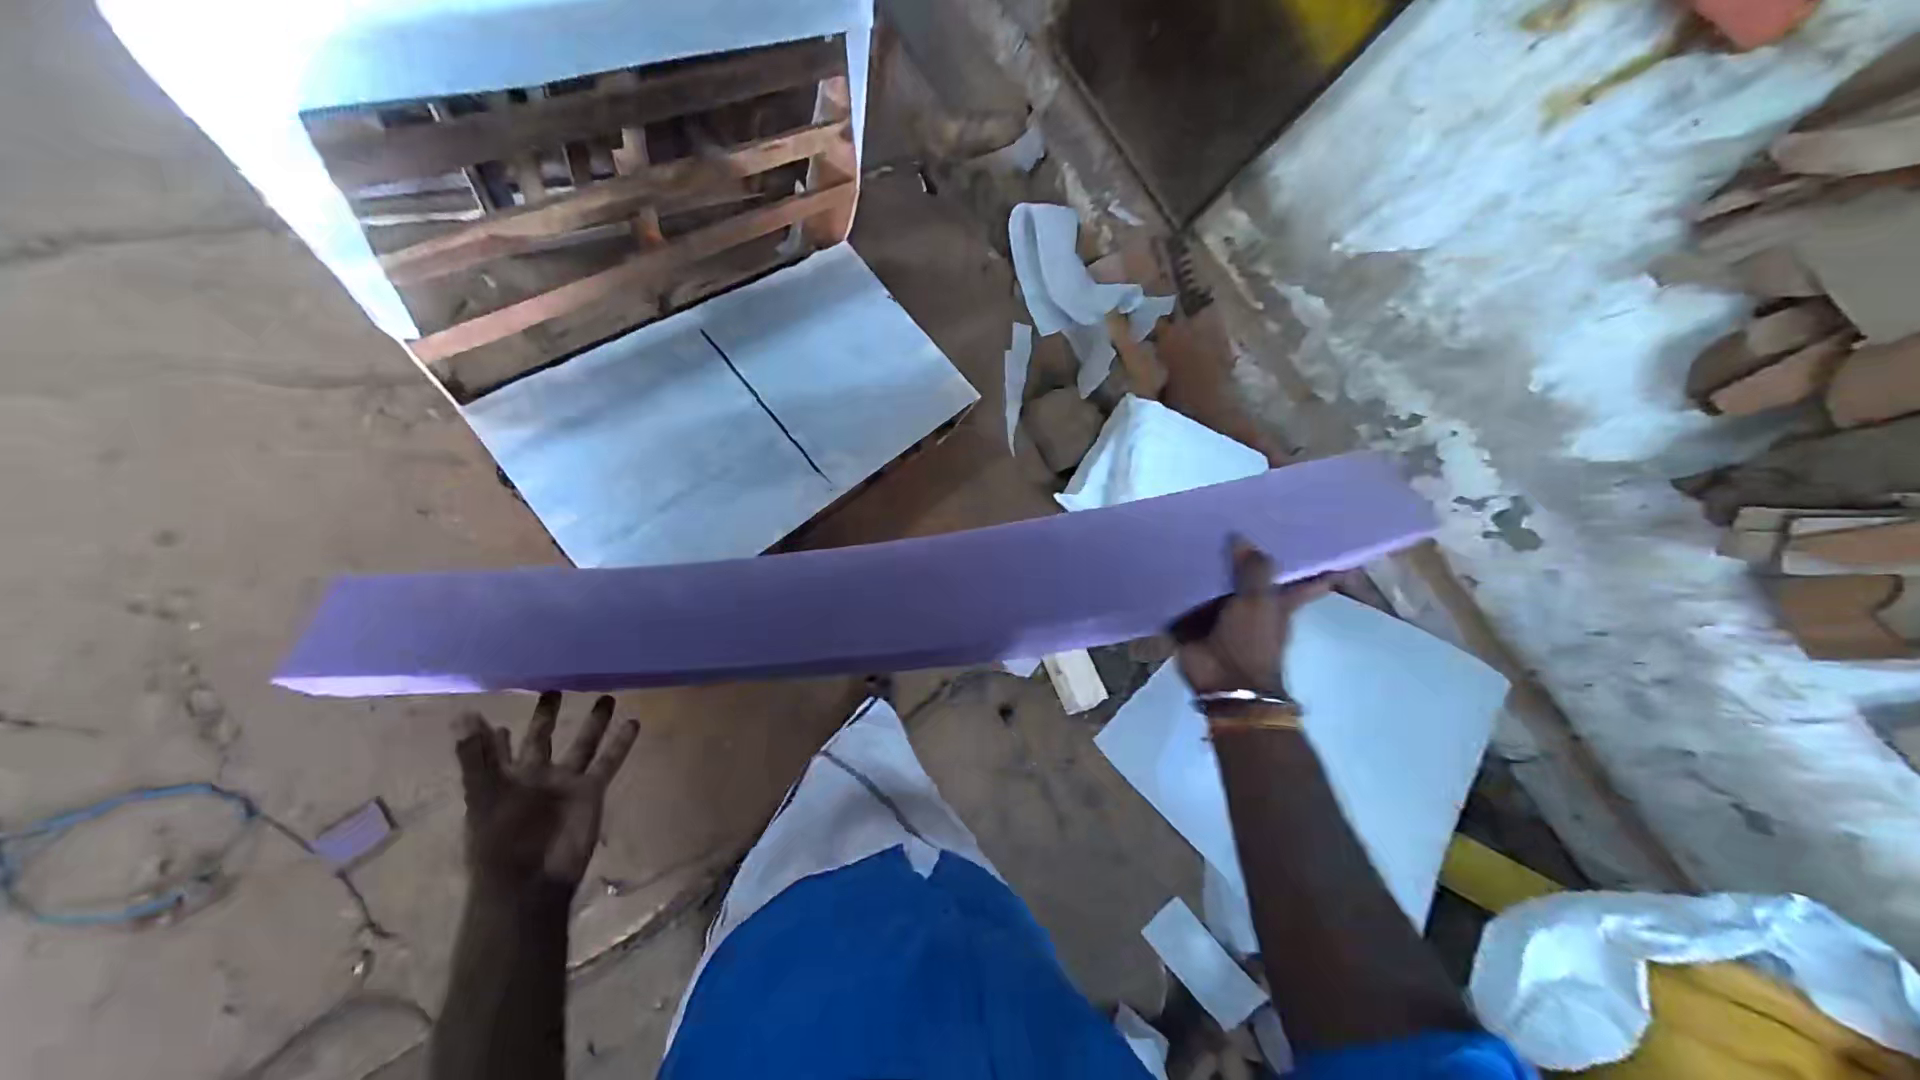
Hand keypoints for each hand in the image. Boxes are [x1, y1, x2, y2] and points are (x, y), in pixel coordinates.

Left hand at [454, 692, 639, 894]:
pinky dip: (621, 744)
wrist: (531, 880)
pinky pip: (608, 762)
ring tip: (606, 697)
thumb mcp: (482, 794)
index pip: (497, 750)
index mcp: (504, 779)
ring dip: (594, 723)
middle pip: (542, 740)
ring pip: (582, 745)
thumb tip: (463, 713)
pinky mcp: (591, 791)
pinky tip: (633, 722)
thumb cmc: (499, 840)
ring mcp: (565, 783)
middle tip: (555, 689)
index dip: (493, 735)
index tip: (493, 710)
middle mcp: (535, 777)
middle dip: (547, 717)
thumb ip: (475, 756)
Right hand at [1171, 538, 1329, 694]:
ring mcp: (1223, 614)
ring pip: (1217, 584)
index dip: (1315, 565)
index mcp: (1279, 602)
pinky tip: (1168, 558)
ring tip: (1196, 529)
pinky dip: (1178, 585)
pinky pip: (1185, 598)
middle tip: (1235, 518)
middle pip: (1251, 575)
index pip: (1305, 581)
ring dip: (1208, 566)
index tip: (1319, 539)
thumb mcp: (1258, 602)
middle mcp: (1252, 605)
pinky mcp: (1194, 622)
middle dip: (1245, 554)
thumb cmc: (1251, 643)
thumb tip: (1241, 537)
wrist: (1223, 682)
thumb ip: (1253, 570)